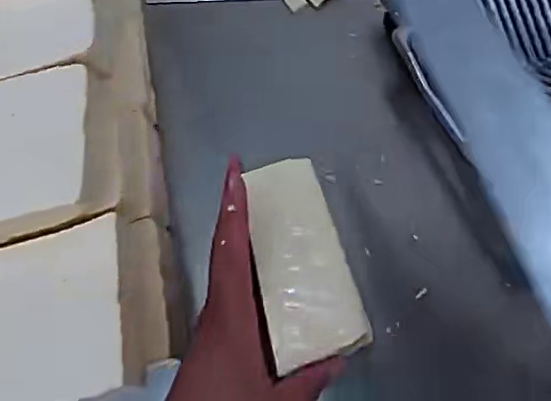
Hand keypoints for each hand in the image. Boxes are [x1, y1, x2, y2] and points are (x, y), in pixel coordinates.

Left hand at [168, 158, 345, 400]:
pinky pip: (225, 281)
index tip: (235, 172)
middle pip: (222, 243)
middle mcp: (217, 303)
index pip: (231, 246)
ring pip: (221, 260)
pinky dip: (236, 259)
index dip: (234, 207)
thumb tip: (339, 358)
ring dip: (233, 230)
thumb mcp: (275, 400)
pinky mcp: (211, 330)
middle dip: (230, 206)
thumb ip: (307, 379)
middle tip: (238, 172)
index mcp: (231, 309)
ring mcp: (212, 315)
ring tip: (249, 205)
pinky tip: (254, 269)